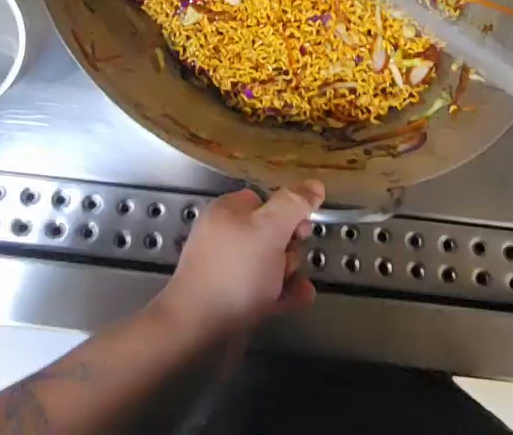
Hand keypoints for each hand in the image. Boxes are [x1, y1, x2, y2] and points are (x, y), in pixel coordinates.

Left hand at [152, 181, 323, 339]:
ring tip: (294, 284)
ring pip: (269, 263)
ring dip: (289, 272)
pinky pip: (264, 289)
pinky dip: (283, 292)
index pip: (264, 200)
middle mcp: (225, 236)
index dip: (288, 213)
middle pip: (270, 233)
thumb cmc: (235, 271)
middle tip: (290, 262)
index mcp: (228, 211)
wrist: (198, 328)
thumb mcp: (269, 229)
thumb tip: (314, 185)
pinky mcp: (231, 298)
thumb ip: (293, 205)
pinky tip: (301, 297)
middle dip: (290, 247)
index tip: (302, 230)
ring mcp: (227, 269)